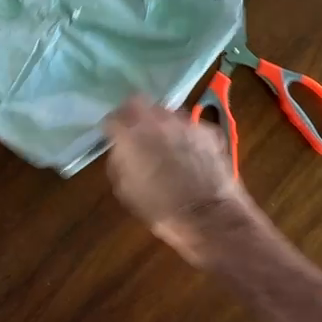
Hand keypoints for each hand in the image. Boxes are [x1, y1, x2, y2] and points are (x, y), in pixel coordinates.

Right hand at [103, 95, 268, 259]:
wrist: (210, 218)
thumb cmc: (161, 209)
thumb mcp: (125, 190)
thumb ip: (118, 162)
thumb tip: (121, 151)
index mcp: (130, 134)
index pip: (112, 117)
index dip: (111, 128)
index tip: (112, 138)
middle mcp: (156, 120)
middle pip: (139, 103)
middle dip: (135, 116)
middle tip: (136, 133)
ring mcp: (186, 123)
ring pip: (166, 112)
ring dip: (161, 122)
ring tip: (164, 141)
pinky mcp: (209, 132)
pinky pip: (190, 125)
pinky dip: (186, 134)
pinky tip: (189, 151)